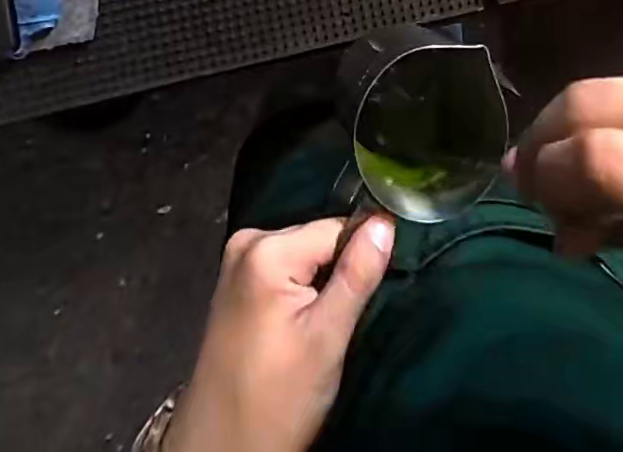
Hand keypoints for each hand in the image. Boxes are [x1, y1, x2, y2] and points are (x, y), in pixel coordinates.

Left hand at [162, 215, 394, 451]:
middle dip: (338, 272)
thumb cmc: (275, 401)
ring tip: (319, 325)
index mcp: (267, 249)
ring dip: (321, 282)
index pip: (337, 229)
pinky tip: (299, 323)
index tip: (365, 298)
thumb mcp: (326, 340)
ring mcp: (238, 261)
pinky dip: (302, 289)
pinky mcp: (237, 282)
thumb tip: (385, 221)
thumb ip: (357, 275)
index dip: (359, 259)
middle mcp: (248, 242)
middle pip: (319, 239)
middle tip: (338, 320)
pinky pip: (287, 267)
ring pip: (306, 254)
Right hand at [507, 46, 622, 395]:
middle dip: (546, 141)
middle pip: (599, 100)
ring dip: (580, 127)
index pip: (613, 161)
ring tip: (578, 182)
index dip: (551, 180)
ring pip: (619, 82)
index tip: (532, 208)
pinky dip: (621, 113)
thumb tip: (580, 218)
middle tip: (530, 188)